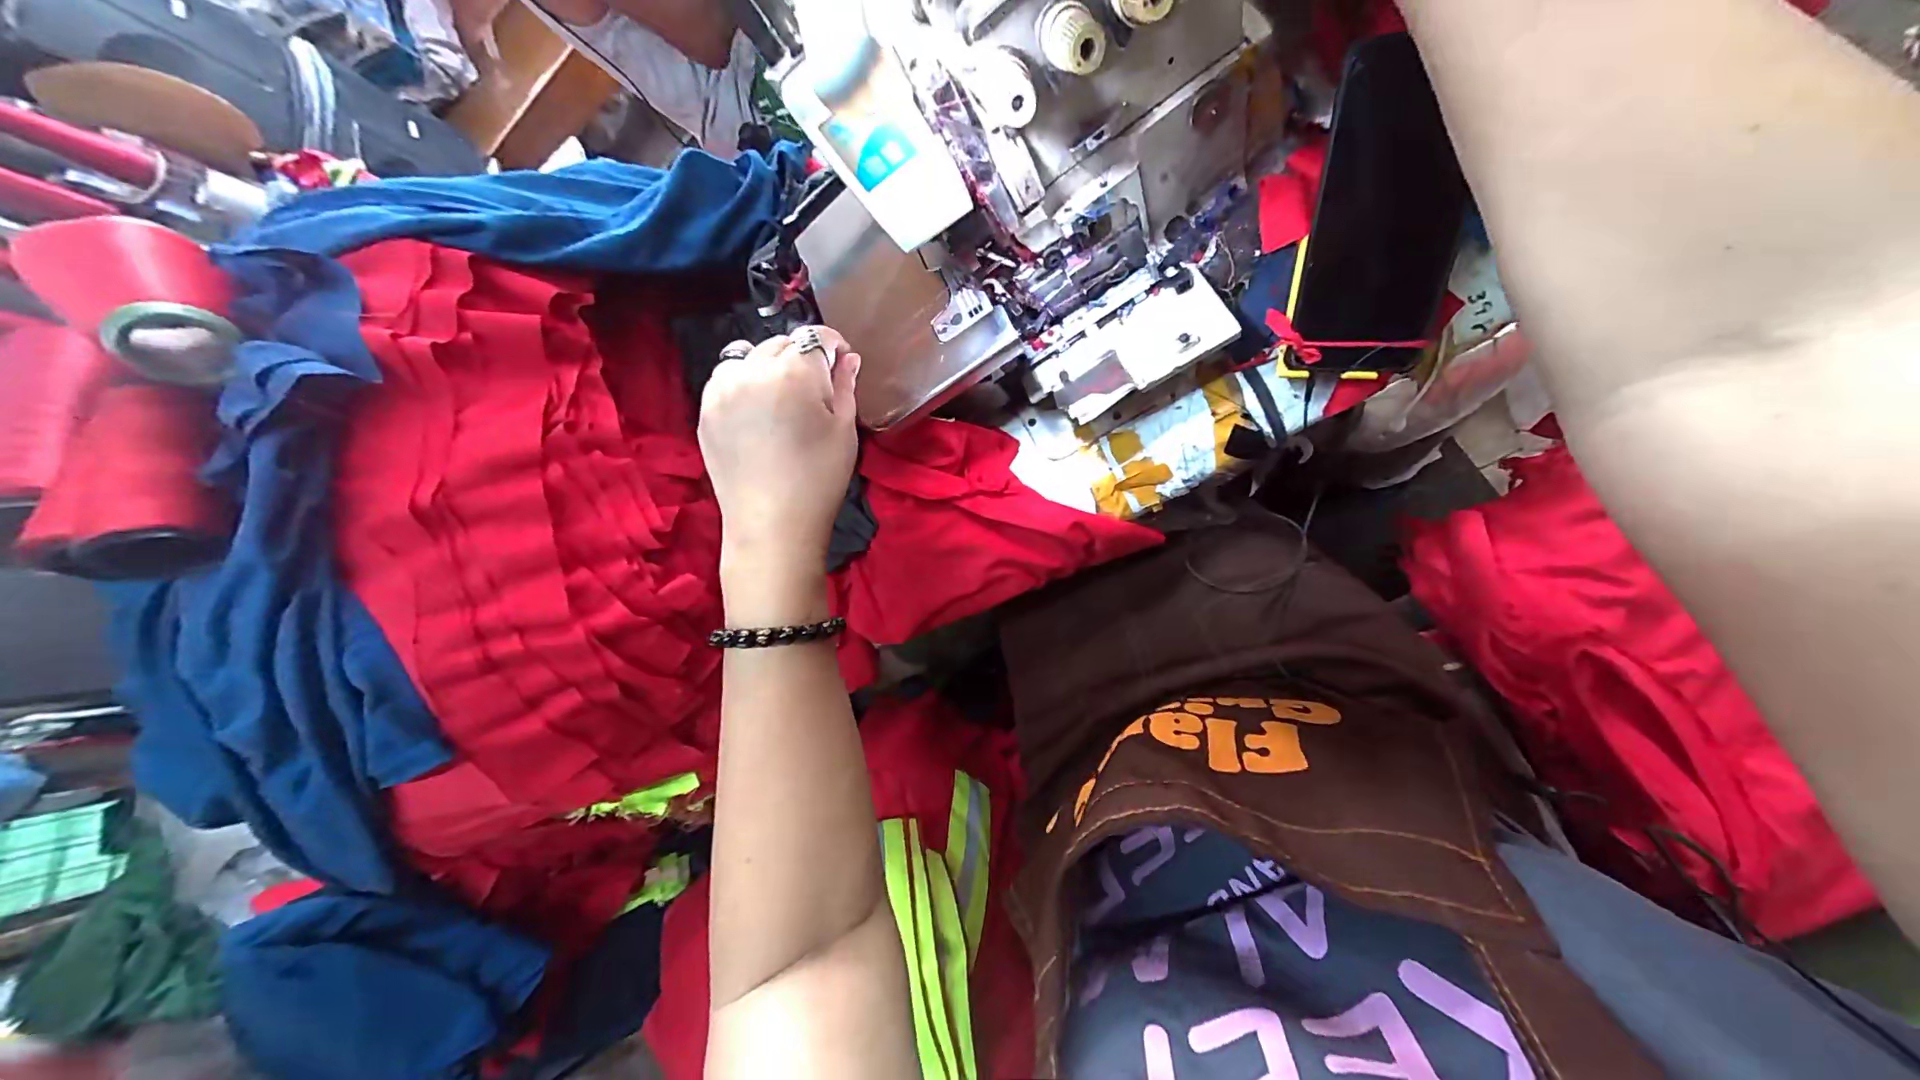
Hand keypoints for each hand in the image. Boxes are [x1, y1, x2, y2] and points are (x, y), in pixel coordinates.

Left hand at [698, 326, 861, 596]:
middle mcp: (753, 370)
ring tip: (780, 394)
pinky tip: (756, 408)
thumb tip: (846, 359)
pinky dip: (742, 381)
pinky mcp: (705, 409)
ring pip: (748, 355)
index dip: (833, 346)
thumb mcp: (844, 431)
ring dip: (767, 364)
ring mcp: (722, 389)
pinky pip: (725, 378)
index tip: (841, 363)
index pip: (815, 337)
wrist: (771, 525)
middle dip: (801, 356)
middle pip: (781, 343)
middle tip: (815, 388)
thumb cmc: (818, 480)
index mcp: (794, 372)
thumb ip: (845, 386)